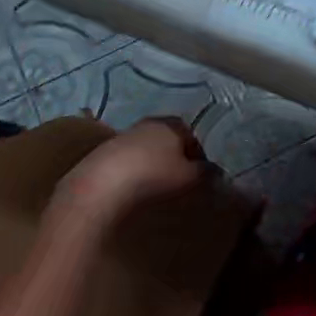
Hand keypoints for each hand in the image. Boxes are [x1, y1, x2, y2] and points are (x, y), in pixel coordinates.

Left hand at [56, 117, 211, 223]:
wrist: (100, 187)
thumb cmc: (154, 177)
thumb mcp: (190, 178)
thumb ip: (206, 173)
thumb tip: (215, 171)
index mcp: (171, 124)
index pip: (192, 134)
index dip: (198, 153)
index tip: (200, 174)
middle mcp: (146, 124)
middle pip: (167, 139)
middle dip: (174, 157)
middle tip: (179, 181)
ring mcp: (121, 137)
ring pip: (145, 149)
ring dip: (151, 164)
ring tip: (155, 188)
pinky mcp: (101, 154)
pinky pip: (125, 161)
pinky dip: (132, 172)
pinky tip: (132, 190)